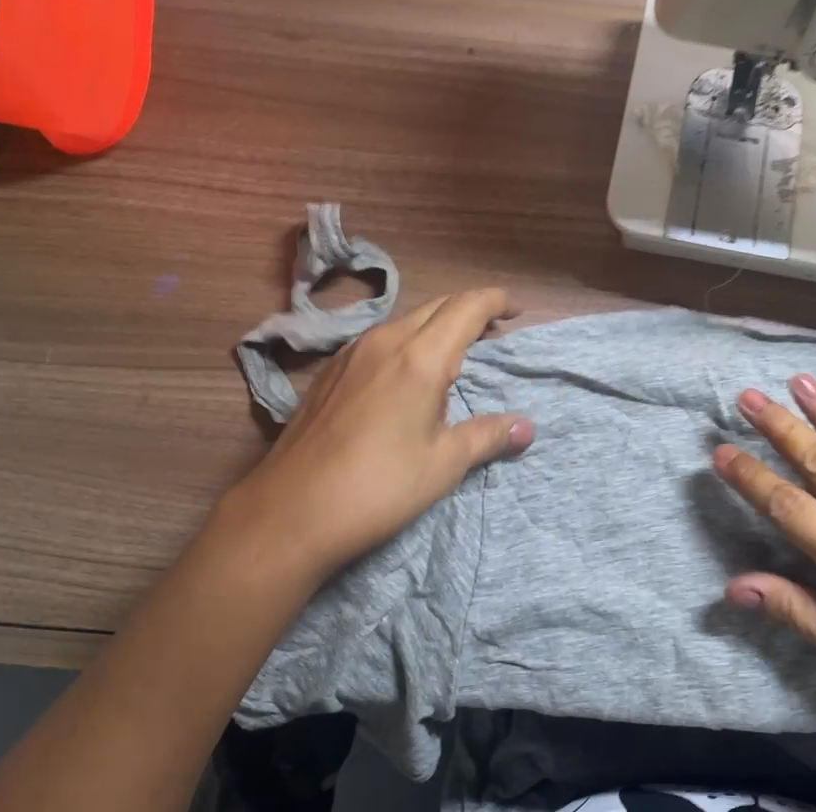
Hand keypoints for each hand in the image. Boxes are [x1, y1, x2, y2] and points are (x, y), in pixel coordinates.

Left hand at [217, 288, 533, 590]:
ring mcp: (351, 353)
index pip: (468, 307)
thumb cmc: (378, 488)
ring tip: (455, 353)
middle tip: (494, 333)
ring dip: (437, 326)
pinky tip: (407, 375)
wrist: (289, 513)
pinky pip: (380, 339)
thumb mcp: (443, 464)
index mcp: (421, 357)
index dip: (497, 301)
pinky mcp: (329, 372)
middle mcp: (385, 341)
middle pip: (438, 306)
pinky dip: (407, 342)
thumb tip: (527, 429)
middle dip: (471, 311)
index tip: (517, 311)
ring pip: (406, 320)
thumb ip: (488, 436)